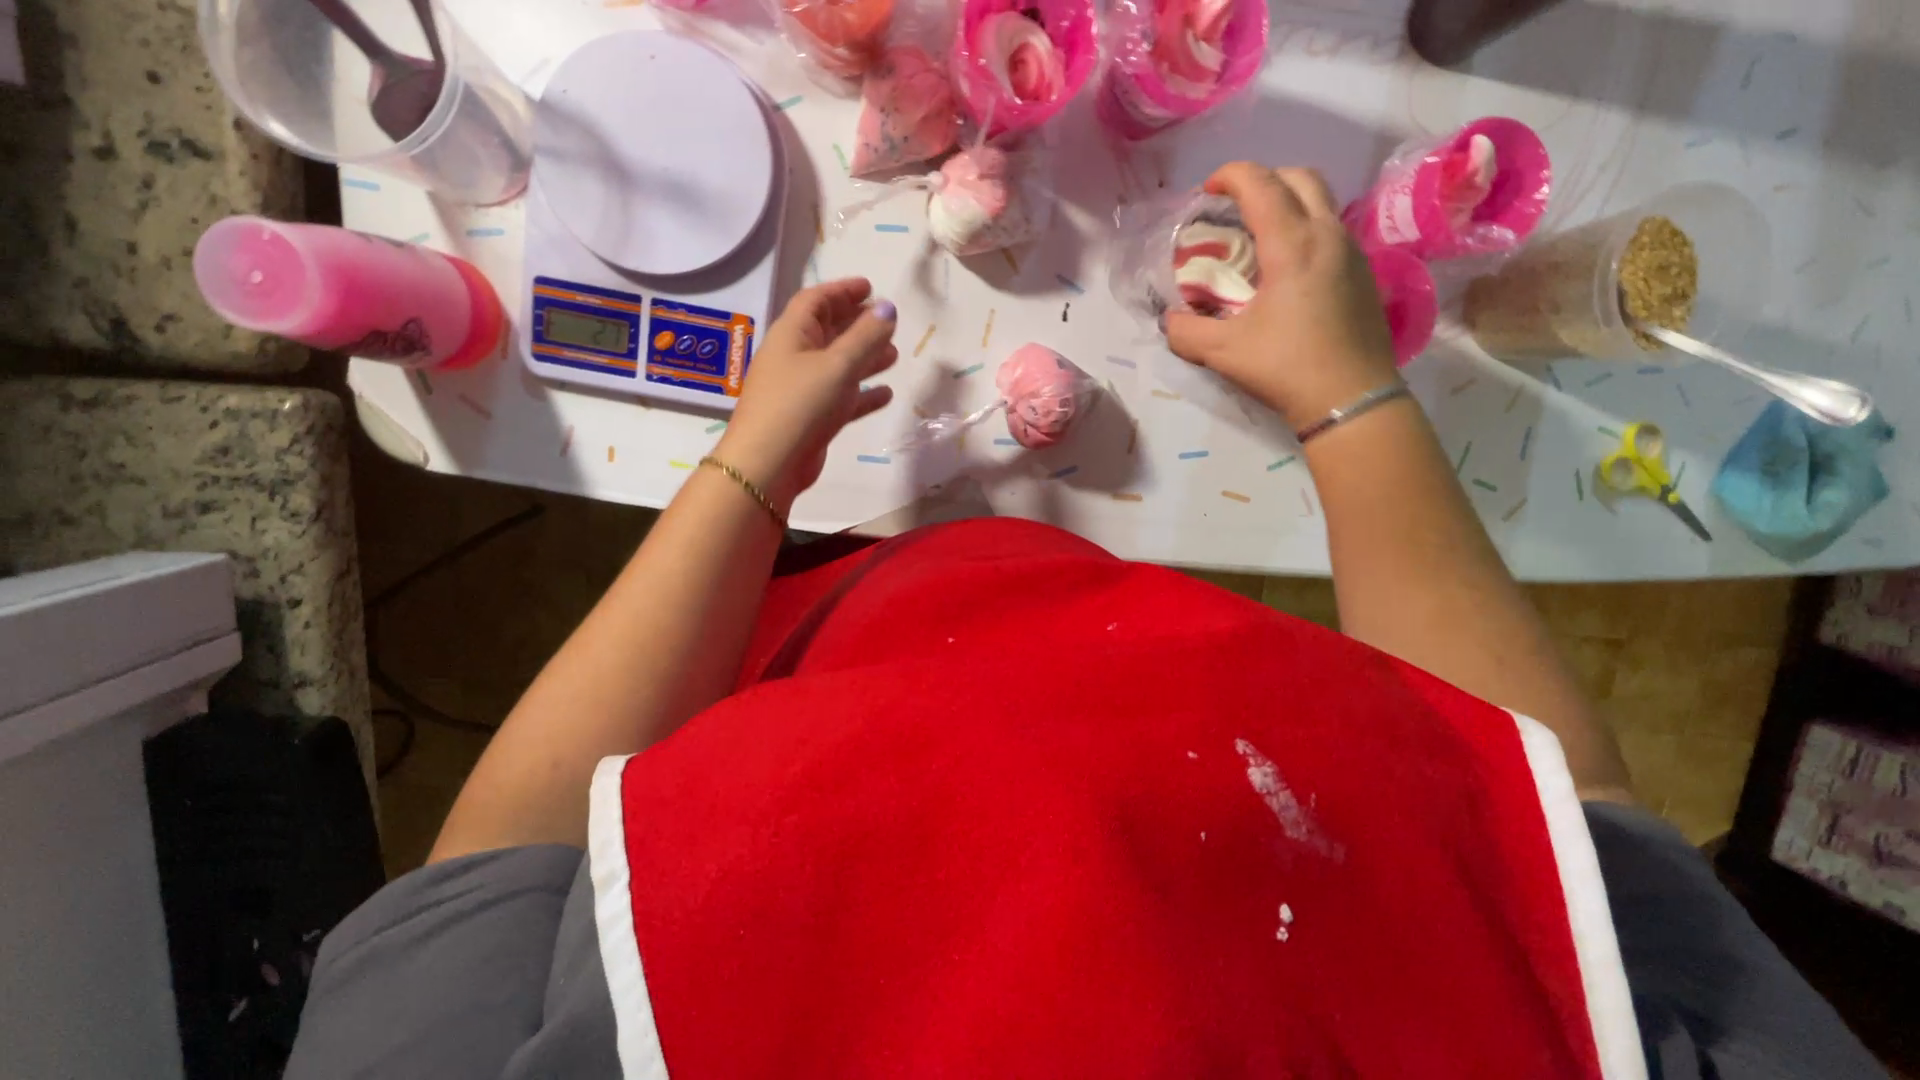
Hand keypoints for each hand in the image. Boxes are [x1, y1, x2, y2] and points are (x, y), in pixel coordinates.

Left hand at [714, 277, 897, 509]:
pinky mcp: (811, 419)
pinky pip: (841, 398)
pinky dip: (862, 393)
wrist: (768, 464)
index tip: (871, 288)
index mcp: (792, 335)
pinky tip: (886, 394)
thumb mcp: (837, 365)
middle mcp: (794, 357)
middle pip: (827, 331)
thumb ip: (866, 336)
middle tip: (887, 321)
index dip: (842, 290)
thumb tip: (888, 308)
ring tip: (894, 355)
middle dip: (857, 323)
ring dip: (864, 358)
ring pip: (837, 365)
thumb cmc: (799, 405)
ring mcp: (802, 389)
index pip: (816, 301)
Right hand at [1165, 164, 1399, 430]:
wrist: (1353, 399)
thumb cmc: (1287, 367)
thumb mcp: (1223, 352)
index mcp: (1293, 244)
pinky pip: (1332, 231)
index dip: (1229, 176)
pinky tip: (1287, 268)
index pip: (1260, 183)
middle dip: (1264, 179)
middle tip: (1236, 206)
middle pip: (1300, 178)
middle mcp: (1327, 235)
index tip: (1207, 191)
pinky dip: (1306, 230)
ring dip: (1288, 203)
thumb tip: (1170, 320)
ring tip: (1259, 236)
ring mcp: (1352, 252)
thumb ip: (1185, 331)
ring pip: (1322, 202)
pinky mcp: (1364, 274)